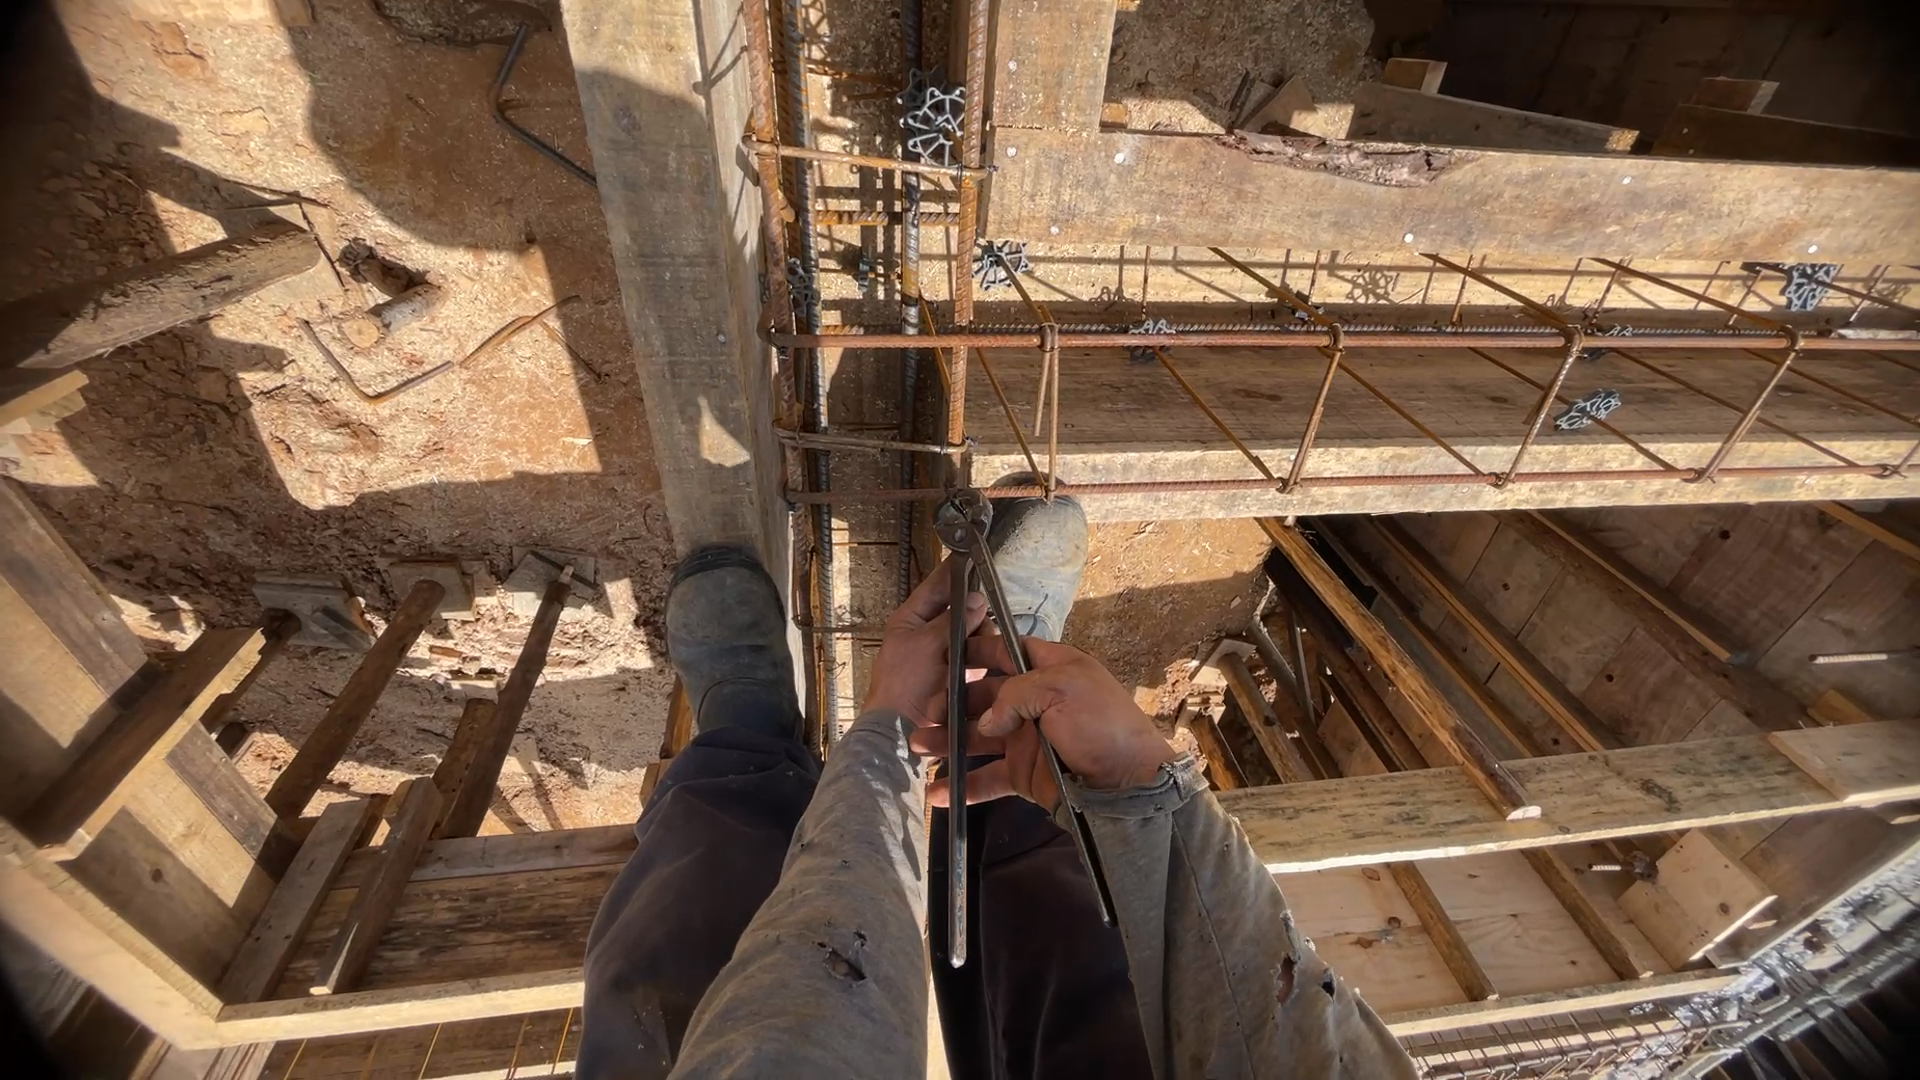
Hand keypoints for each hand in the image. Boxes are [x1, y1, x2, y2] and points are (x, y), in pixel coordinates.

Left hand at [861, 558, 986, 727]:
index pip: (933, 588)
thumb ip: (952, 621)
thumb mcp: (925, 646)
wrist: (901, 733)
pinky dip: (983, 659)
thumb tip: (976, 600)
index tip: (967, 557)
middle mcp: (926, 636)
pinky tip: (988, 663)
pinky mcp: (956, 677)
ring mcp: (942, 657)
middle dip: (973, 616)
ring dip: (981, 640)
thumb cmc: (903, 686)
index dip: (950, 574)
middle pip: (959, 612)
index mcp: (909, 621)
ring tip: (984, 649)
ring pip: (972, 635)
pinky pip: (977, 659)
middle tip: (981, 623)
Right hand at [912, 635, 1175, 810]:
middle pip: (984, 696)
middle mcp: (1036, 701)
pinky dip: (962, 787)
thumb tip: (987, 720)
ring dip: (948, 741)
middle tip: (926, 712)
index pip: (1007, 650)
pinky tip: (935, 794)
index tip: (945, 653)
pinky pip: (987, 779)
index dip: (978, 649)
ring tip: (916, 745)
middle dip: (952, 702)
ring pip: (978, 737)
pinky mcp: (1025, 775)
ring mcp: (1028, 739)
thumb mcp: (1063, 688)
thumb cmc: (1101, 724)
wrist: (1129, 786)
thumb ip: (1016, 692)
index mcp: (1051, 669)